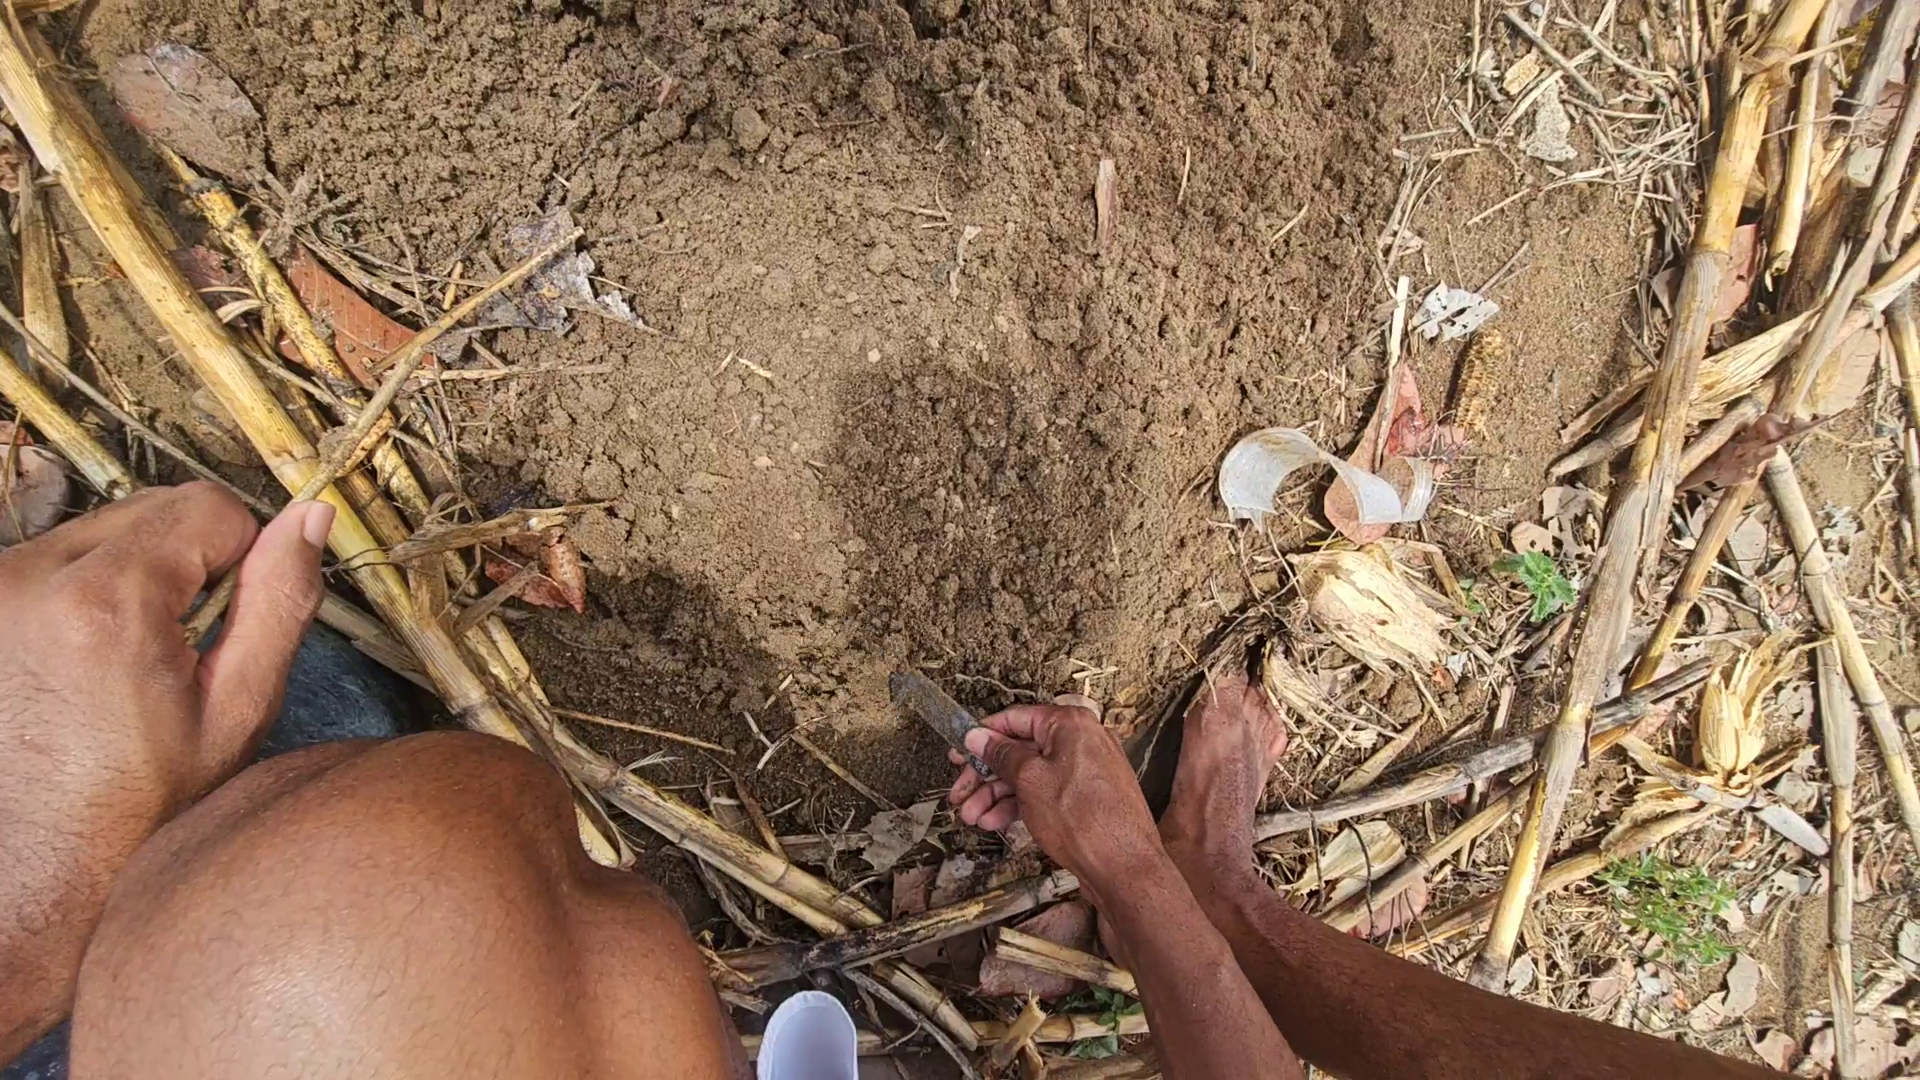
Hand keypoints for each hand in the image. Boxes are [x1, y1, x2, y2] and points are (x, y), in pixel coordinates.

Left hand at [0, 483, 330, 1056]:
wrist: (29, 865)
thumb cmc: (146, 793)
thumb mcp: (242, 700)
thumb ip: (281, 598)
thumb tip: (311, 518)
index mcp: (104, 603)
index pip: (210, 507)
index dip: (250, 551)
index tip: (240, 609)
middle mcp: (19, 581)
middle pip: (154, 507)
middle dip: (196, 554)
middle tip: (196, 632)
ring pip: (106, 528)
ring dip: (144, 568)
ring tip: (142, 646)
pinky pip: (57, 558)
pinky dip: (93, 585)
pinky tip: (94, 649)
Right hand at [945, 703, 1164, 890]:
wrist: (1126, 870)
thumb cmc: (1083, 820)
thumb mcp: (1030, 781)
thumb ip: (1000, 755)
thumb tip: (977, 736)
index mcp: (1070, 724)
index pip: (1015, 719)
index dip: (983, 736)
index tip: (959, 752)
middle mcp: (1081, 740)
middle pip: (1020, 749)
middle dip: (986, 775)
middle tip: (960, 792)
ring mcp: (1086, 769)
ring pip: (1031, 774)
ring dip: (998, 795)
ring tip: (972, 816)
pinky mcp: (1087, 796)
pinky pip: (1047, 791)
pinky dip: (1021, 805)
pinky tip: (996, 823)